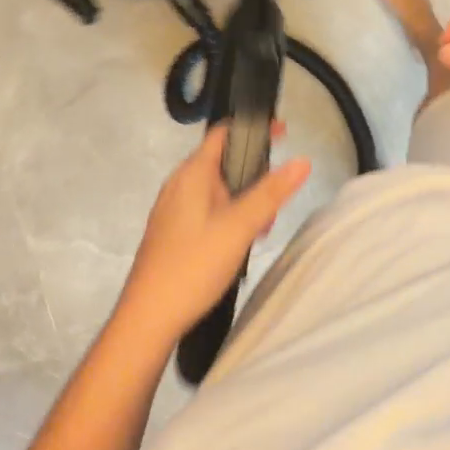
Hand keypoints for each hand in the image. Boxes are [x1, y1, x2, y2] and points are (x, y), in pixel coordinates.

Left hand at [121, 124, 310, 337]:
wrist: (147, 321)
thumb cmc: (193, 265)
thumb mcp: (239, 227)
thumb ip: (271, 192)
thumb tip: (303, 160)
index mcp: (192, 173)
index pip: (224, 132)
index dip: (254, 128)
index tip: (285, 134)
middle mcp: (179, 185)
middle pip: (224, 162)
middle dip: (255, 174)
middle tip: (277, 200)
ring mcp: (173, 211)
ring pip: (218, 190)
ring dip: (245, 200)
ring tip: (261, 229)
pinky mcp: (173, 234)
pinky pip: (208, 211)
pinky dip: (230, 217)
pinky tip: (239, 244)